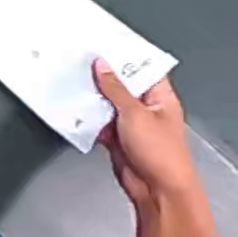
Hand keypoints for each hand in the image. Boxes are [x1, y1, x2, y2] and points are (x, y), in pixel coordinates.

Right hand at [92, 59, 201, 213]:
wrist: (157, 192)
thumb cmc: (162, 154)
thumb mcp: (135, 113)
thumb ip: (115, 89)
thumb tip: (103, 66)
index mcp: (161, 97)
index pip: (143, 68)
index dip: (126, 56)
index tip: (105, 44)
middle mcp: (147, 108)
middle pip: (122, 85)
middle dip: (104, 76)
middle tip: (83, 61)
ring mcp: (131, 124)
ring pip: (108, 104)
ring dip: (94, 98)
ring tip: (75, 82)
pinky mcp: (118, 138)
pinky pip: (99, 122)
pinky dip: (89, 118)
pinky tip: (77, 109)